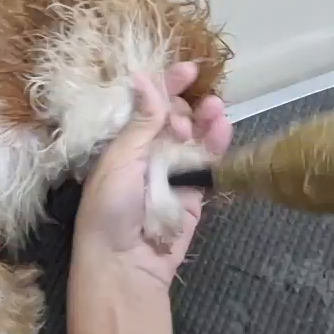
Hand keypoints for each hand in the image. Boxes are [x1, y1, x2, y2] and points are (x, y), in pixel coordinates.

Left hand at [75, 62, 231, 289]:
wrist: (124, 263)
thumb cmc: (110, 208)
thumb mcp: (120, 159)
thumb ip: (141, 121)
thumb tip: (144, 77)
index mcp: (123, 142)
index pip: (147, 105)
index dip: (167, 85)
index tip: (188, 70)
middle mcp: (148, 154)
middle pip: (175, 118)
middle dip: (185, 107)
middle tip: (182, 120)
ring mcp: (173, 173)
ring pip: (195, 138)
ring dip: (206, 120)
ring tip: (216, 110)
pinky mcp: (193, 193)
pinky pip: (208, 163)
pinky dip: (217, 145)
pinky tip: (224, 129)